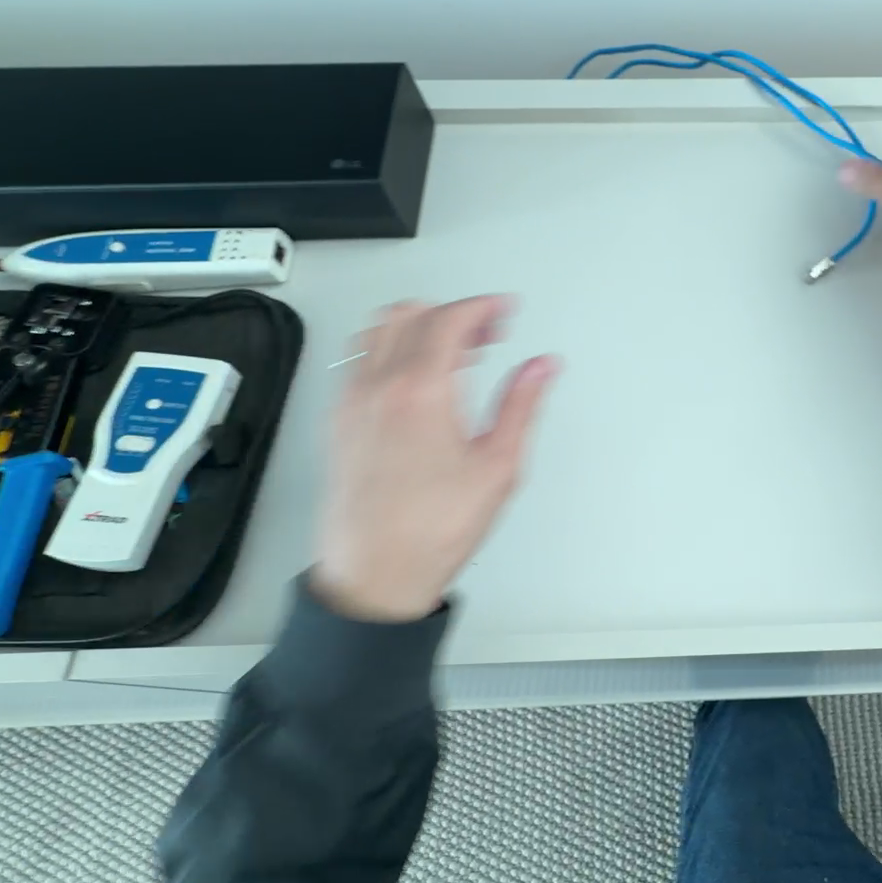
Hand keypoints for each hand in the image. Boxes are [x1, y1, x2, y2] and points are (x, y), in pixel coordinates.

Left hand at [311, 297, 557, 622]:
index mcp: (421, 391)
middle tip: (489, 333)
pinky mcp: (339, 421)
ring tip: (457, 354)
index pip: (449, 319)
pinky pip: (359, 360)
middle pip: (410, 314)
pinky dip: (391, 349)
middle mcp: (378, 387)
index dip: (483, 306)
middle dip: (454, 313)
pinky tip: (419, 379)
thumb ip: (521, 405)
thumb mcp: (499, 466)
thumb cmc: (435, 529)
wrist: (374, 576)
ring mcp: (351, 402)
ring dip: (419, 327)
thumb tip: (542, 366)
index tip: (506, 310)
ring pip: (377, 331)